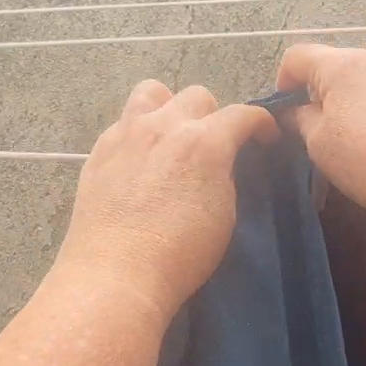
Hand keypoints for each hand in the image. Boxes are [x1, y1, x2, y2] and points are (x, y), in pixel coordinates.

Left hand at [52, 81, 278, 320]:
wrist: (117, 273)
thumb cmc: (180, 254)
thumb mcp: (225, 213)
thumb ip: (224, 175)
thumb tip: (220, 162)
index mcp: (204, 141)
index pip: (243, 114)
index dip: (261, 123)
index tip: (265, 138)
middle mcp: (165, 125)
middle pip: (197, 96)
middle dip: (212, 115)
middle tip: (212, 145)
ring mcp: (127, 133)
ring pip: (153, 91)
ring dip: (169, 107)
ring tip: (170, 136)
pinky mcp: (99, 149)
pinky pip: (124, 122)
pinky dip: (139, 132)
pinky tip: (140, 161)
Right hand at [276, 40, 365, 231]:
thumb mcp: (320, 144)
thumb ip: (300, 119)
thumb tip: (295, 110)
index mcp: (343, 64)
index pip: (298, 55)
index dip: (284, 80)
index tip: (287, 110)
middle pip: (337, 60)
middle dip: (322, 86)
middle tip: (322, 124)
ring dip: (355, 89)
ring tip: (358, 126)